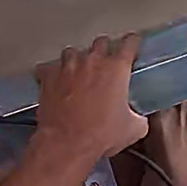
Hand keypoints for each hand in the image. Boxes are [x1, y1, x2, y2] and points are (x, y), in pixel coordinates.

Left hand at [32, 35, 148, 168]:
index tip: (133, 42)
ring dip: (78, 59)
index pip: (129, 44)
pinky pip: (49, 68)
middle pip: (101, 43)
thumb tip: (137, 120)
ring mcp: (68, 67)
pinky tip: (55, 81)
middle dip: (104, 49)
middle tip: (106, 61)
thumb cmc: (100, 134)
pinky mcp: (48, 77)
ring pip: (73, 52)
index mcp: (117, 69)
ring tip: (79, 70)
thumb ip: (138, 117)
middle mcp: (92, 62)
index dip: (132, 42)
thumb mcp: (133, 129)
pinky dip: (53, 73)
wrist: (67, 143)